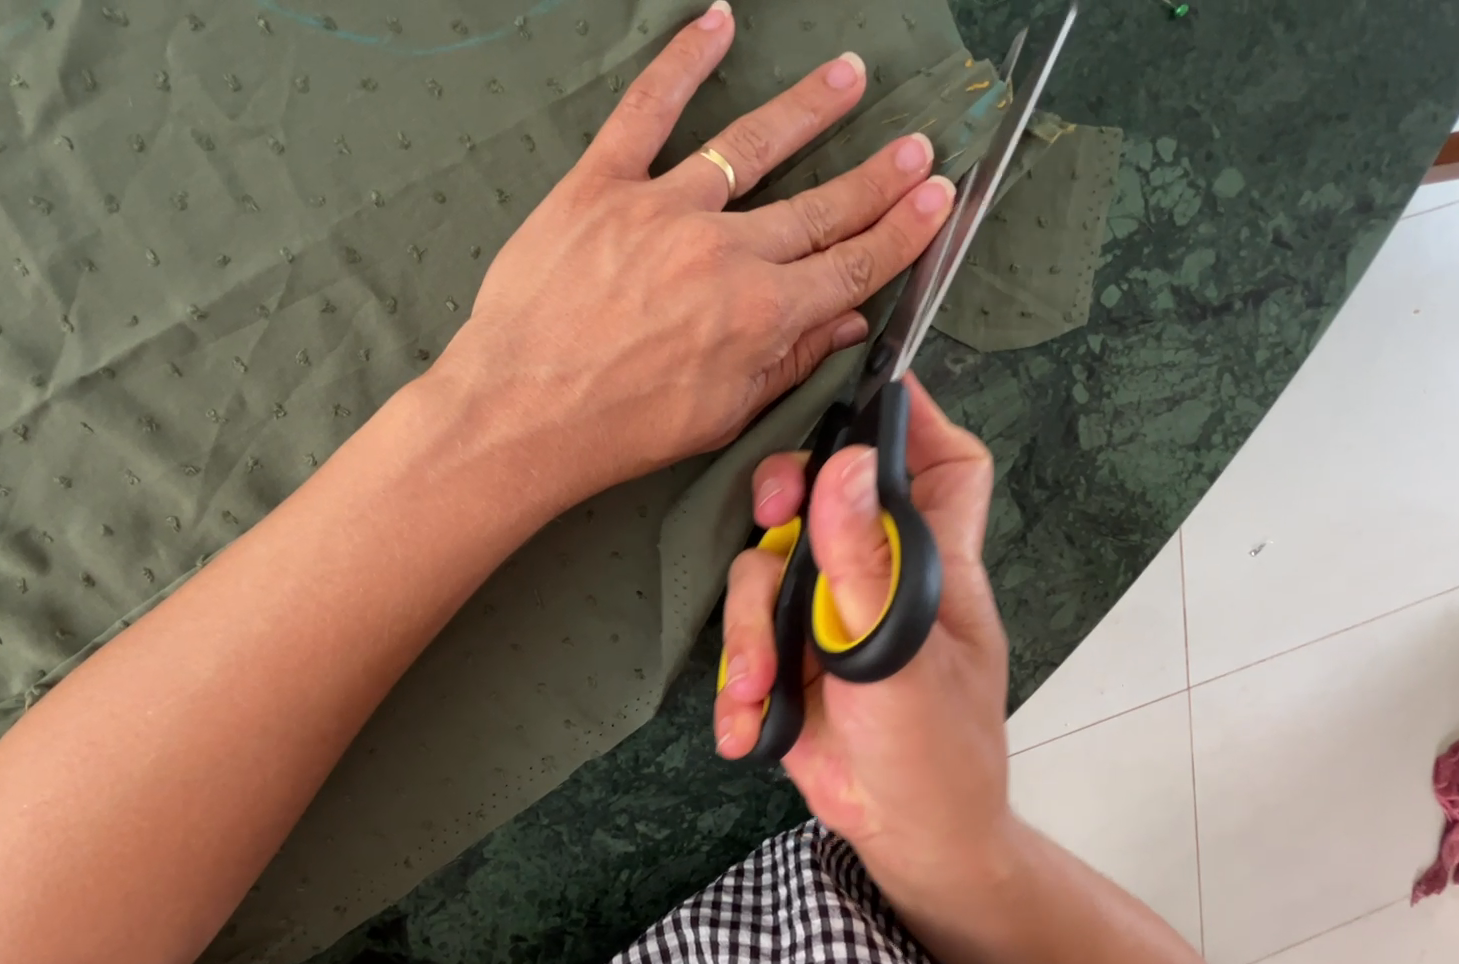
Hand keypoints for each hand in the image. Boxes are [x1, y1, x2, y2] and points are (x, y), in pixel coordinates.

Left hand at [432, 1, 956, 504]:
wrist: (522, 414)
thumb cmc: (619, 428)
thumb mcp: (720, 414)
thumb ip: (787, 362)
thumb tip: (844, 323)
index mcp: (761, 314)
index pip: (851, 265)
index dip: (902, 232)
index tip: (936, 200)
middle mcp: (725, 251)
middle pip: (819, 205)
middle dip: (876, 177)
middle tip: (916, 147)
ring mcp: (662, 210)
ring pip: (752, 145)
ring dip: (809, 110)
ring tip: (849, 78)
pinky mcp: (601, 187)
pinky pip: (647, 111)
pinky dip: (683, 63)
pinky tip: (716, 24)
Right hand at [715, 374, 1010, 905]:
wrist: (903, 835)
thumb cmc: (935, 753)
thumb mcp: (898, 658)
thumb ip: (866, 566)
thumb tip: (847, 468)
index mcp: (931, 561)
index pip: (943, 464)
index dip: (913, 420)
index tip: (869, 390)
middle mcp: (875, 572)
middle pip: (821, 495)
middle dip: (782, 502)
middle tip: (766, 519)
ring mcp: (824, 611)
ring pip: (761, 569)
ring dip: (748, 632)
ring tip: (759, 688)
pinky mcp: (785, 650)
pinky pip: (742, 634)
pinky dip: (737, 677)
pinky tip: (746, 722)